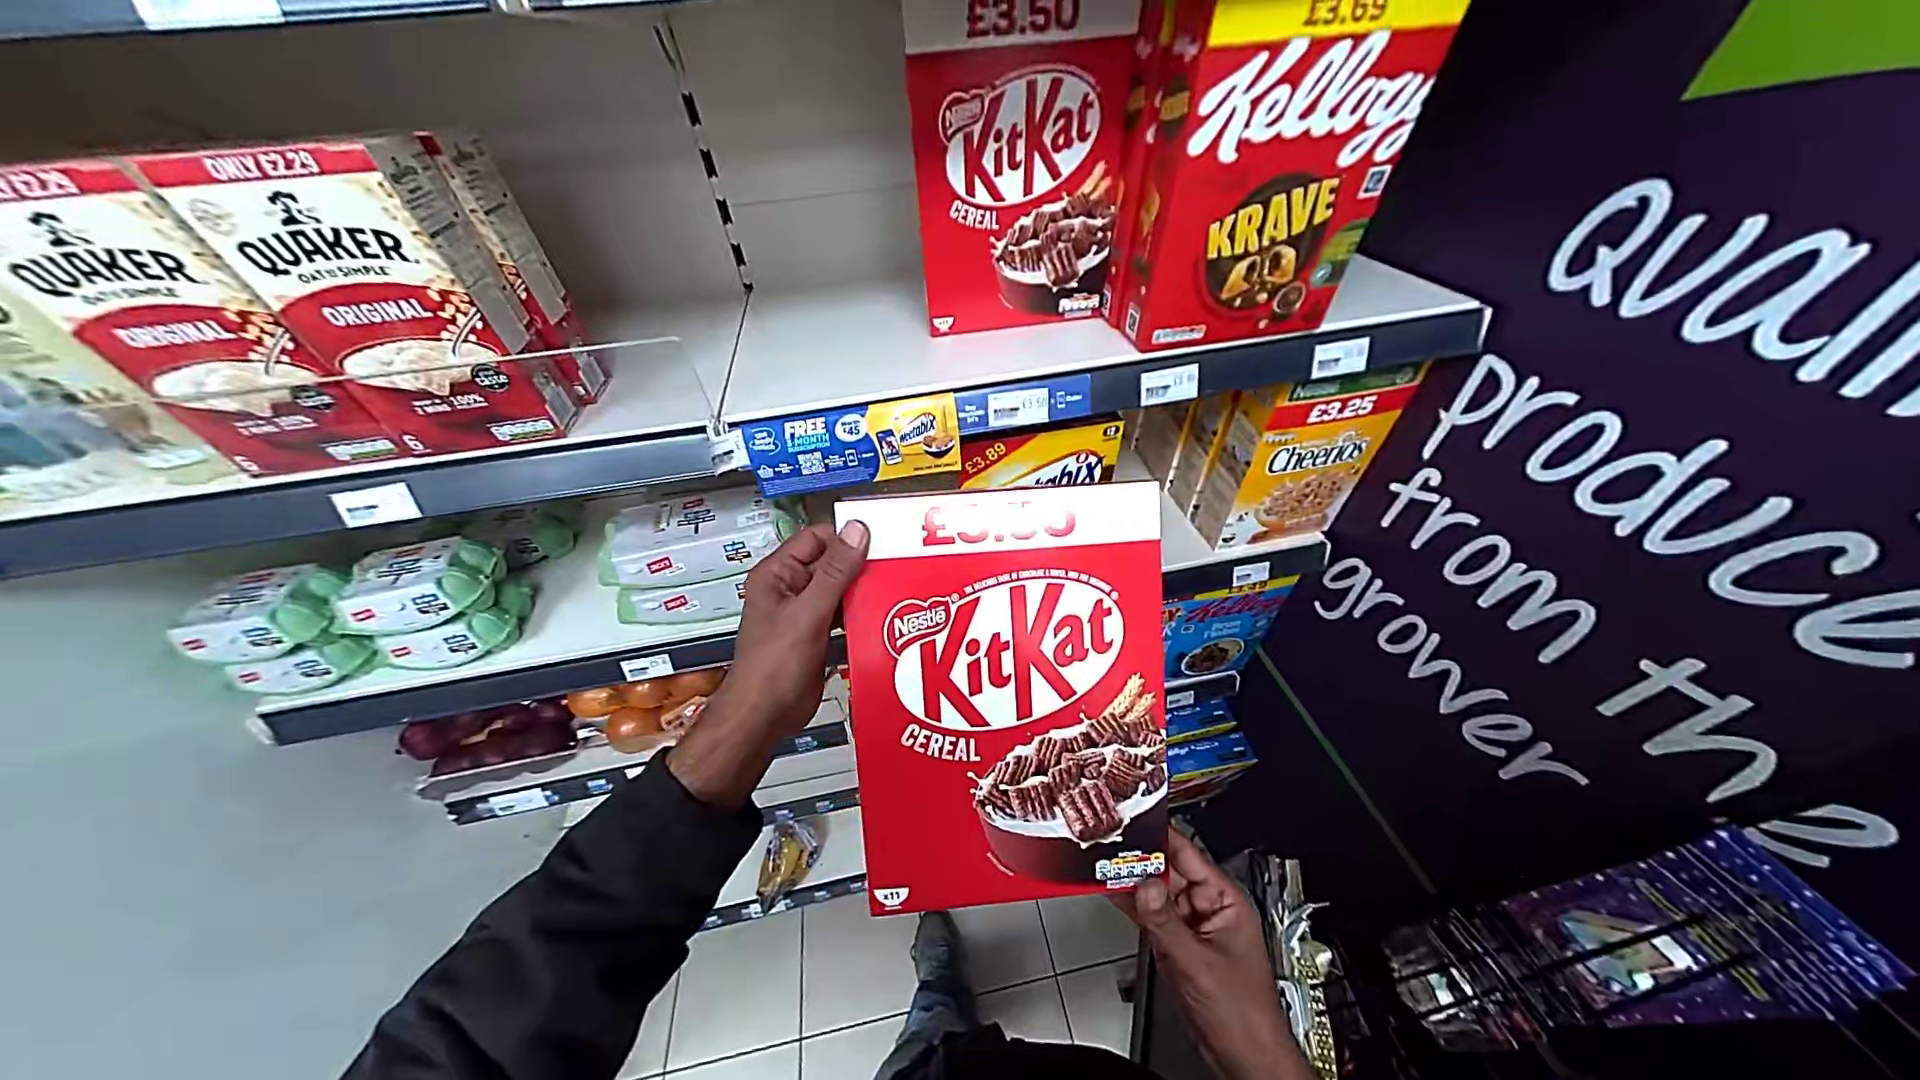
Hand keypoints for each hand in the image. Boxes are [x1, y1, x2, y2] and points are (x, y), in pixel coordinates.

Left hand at [669, 521, 868, 805]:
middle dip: (860, 565)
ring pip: (841, 589)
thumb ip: (834, 573)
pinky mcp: (818, 634)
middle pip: (832, 563)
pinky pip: (844, 613)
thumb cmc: (771, 667)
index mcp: (778, 575)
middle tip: (893, 564)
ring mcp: (805, 612)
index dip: (846, 537)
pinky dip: (861, 612)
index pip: (817, 539)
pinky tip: (881, 614)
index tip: (878, 540)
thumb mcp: (808, 613)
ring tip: (891, 587)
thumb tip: (856, 532)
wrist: (765, 716)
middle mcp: (790, 589)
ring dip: (863, 589)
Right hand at [1112, 829, 1310, 1079]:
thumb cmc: (1244, 1017)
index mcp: (1226, 900)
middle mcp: (1207, 907)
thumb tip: (1142, 885)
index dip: (1160, 836)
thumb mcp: (1198, 963)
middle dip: (1138, 860)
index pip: (1188, 854)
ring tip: (1103, 868)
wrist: (1246, 1061)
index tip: (1133, 822)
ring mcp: (1190, 925)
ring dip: (1131, 882)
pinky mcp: (1177, 942)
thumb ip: (1165, 921)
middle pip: (1167, 870)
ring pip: (1155, 891)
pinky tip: (1112, 894)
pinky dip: (1131, 904)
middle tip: (1109, 849)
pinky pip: (1150, 913)